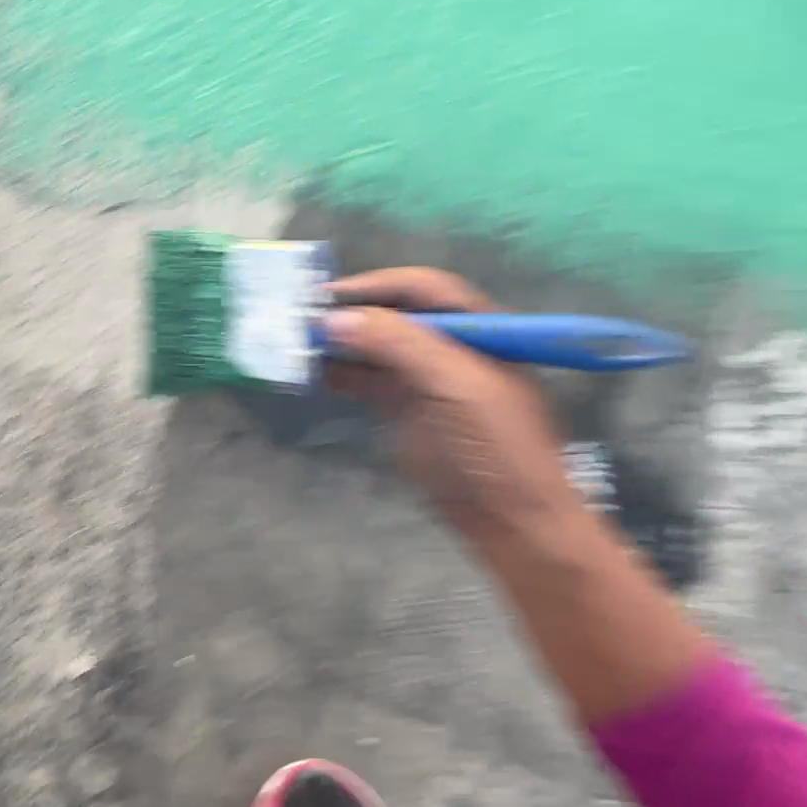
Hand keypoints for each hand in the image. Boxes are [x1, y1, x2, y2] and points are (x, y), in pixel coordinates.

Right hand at [321, 268, 708, 723]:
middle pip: (391, 315)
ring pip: (371, 348)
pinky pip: (363, 380)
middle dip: (347, 313)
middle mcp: (447, 347)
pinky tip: (307, 372)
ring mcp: (423, 379)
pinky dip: (335, 373)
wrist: (511, 521)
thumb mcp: (456, 386)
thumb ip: (400, 345)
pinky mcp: (403, 409)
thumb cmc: (496, 446)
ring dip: (335, 343)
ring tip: (295, 344)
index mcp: (477, 330)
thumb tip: (334, 320)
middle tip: (300, 318)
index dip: (375, 286)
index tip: (327, 295)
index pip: (422, 289)